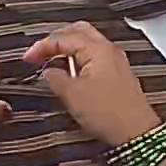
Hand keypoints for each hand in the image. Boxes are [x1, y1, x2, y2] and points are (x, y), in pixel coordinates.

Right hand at [25, 22, 160, 147]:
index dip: (42, 46)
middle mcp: (108, 50)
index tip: (27, 59)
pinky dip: (78, 58)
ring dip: (67, 48)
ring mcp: (115, 61)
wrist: (137, 133)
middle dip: (56, 39)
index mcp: (97, 49)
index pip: (64, 37)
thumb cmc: (108, 113)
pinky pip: (93, 56)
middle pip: (78, 31)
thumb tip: (47, 72)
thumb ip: (55, 78)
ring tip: (52, 63)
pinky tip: (70, 73)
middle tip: (40, 53)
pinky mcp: (117, 74)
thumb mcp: (73, 95)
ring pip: (87, 42)